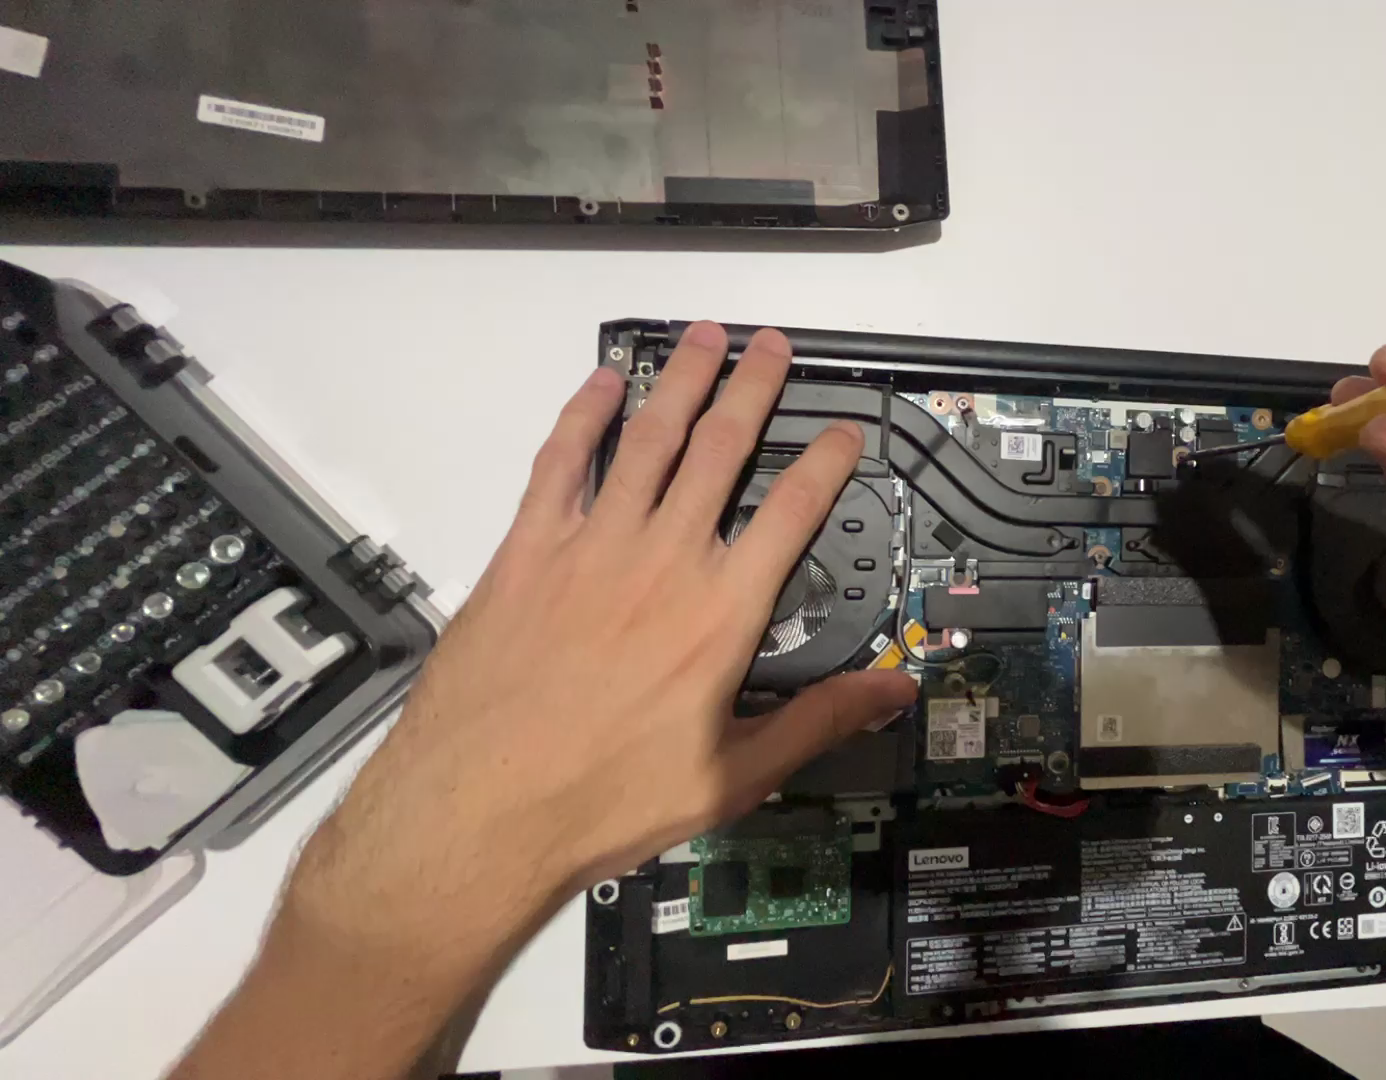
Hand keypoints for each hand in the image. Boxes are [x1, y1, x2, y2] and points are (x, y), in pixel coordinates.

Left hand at [293, 322, 915, 939]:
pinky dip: (583, 417)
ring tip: (706, 335)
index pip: (793, 512)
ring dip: (681, 381)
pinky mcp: (527, 552)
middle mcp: (663, 560)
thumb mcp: (737, 775)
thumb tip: (897, 690)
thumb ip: (822, 720)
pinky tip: (602, 383)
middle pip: (720, 449)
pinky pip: (560, 465)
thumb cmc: (611, 799)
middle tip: (772, 343)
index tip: (844, 431)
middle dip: (752, 388)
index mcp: (721, 611)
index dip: (826, 462)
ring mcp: (591, 547)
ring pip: (648, 439)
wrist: (472, 820)